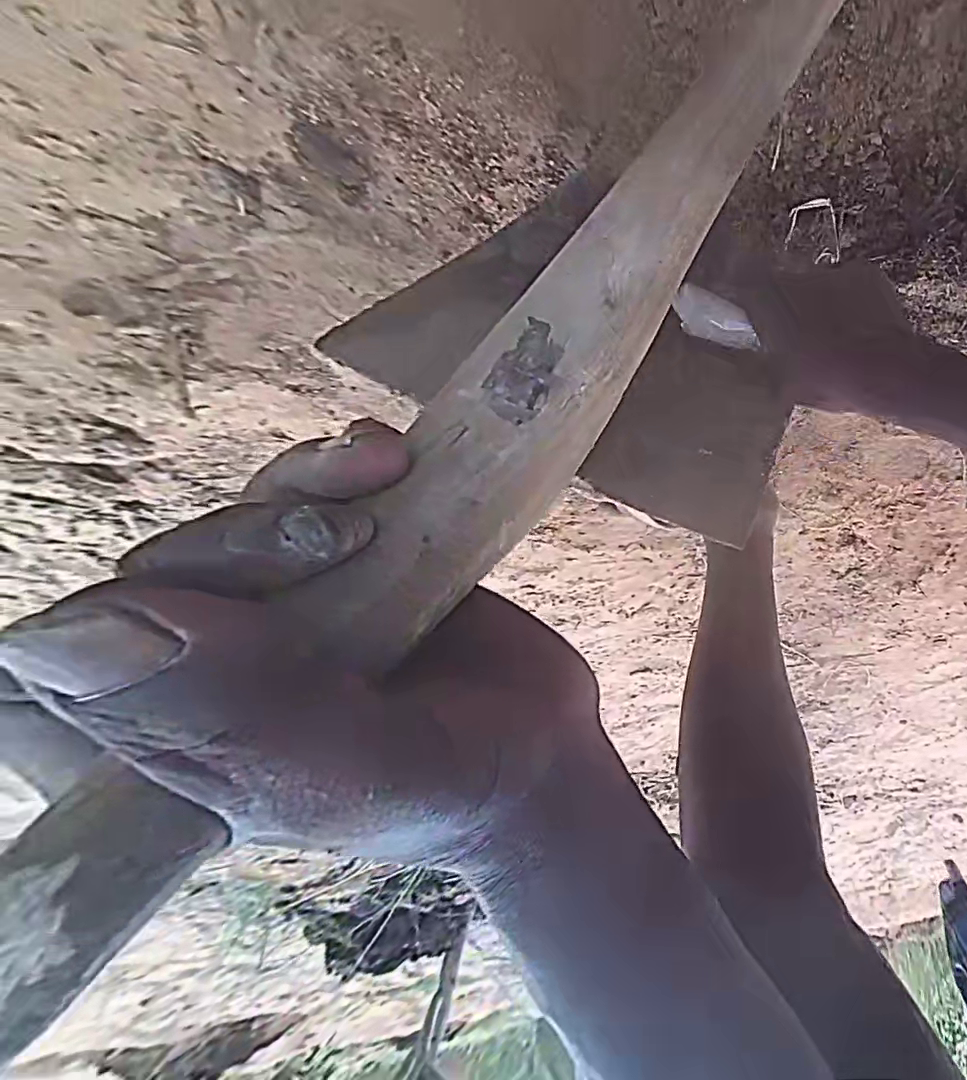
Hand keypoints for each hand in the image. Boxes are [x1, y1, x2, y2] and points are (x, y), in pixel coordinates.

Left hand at [0, 420, 601, 864]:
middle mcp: (200, 674)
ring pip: (235, 523)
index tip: (243, 612)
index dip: (114, 622)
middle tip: (343, 540)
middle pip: (155, 576)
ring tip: (386, 467)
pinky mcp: (355, 570)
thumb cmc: (453, 785)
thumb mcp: (360, 773)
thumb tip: (68, 628)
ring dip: (301, 483)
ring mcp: (285, 613)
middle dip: (245, 541)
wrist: (549, 746)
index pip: (43, 675)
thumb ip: (243, 718)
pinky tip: (388, 453)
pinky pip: (312, 501)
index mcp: (153, 749)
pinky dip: (340, 465)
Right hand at [721, 260, 923, 414]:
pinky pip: (850, 284)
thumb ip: (766, 362)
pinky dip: (853, 301)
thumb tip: (758, 360)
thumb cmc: (835, 382)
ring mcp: (832, 271)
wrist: (890, 372)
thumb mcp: (787, 385)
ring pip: (818, 285)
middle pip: (783, 285)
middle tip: (802, 338)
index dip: (747, 300)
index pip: (742, 284)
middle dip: (788, 306)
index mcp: (768, 300)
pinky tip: (863, 329)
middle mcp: (796, 276)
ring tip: (838, 337)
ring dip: (822, 305)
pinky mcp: (864, 272)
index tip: (752, 318)